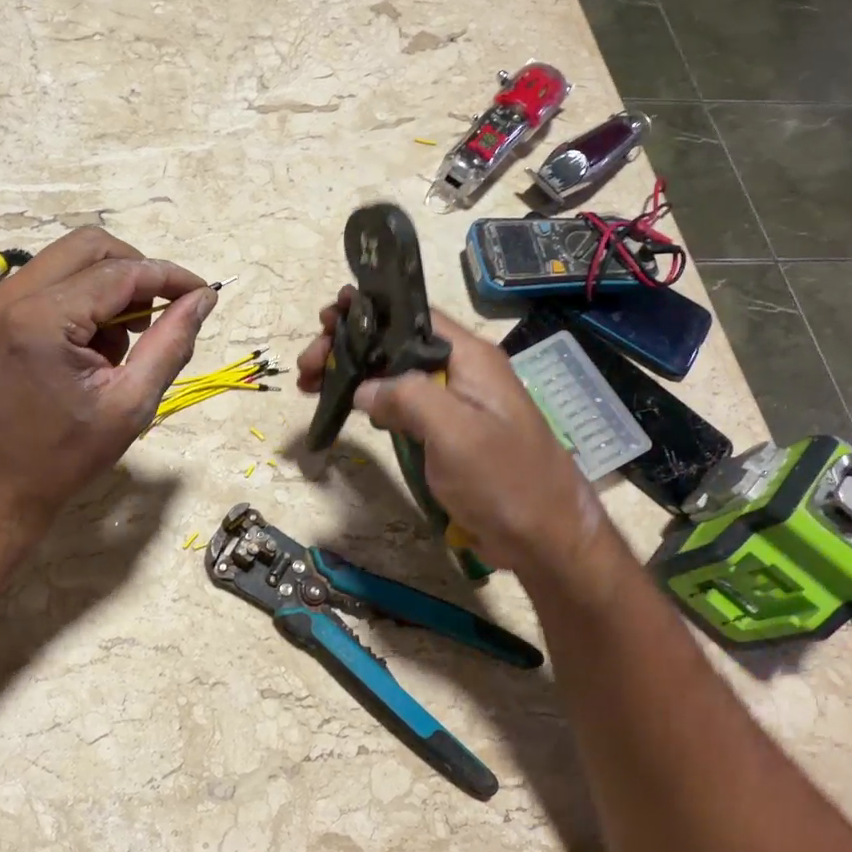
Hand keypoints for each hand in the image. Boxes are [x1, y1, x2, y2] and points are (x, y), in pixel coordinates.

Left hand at [0, 227, 216, 531]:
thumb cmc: (65, 456)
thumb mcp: (130, 404)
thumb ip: (170, 343)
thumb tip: (203, 298)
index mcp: (40, 319)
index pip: (119, 272)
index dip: (168, 277)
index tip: (203, 294)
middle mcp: (9, 296)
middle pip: (89, 246)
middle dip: (136, 273)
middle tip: (160, 316)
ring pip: (68, 260)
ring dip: (108, 287)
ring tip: (120, 345)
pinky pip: (48, 281)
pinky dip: (81, 299)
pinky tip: (91, 347)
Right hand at [295, 288, 606, 576]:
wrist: (545, 540)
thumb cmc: (504, 480)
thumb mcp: (453, 431)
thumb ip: (407, 396)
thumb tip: (363, 388)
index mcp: (469, 358)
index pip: (411, 315)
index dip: (367, 312)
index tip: (327, 321)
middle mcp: (461, 373)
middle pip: (395, 345)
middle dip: (349, 347)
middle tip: (307, 365)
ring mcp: (454, 407)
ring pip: (394, 377)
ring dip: (354, 376)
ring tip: (312, 385)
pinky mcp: (446, 437)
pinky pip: (402, 408)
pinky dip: (369, 404)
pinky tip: (346, 409)